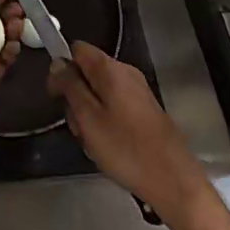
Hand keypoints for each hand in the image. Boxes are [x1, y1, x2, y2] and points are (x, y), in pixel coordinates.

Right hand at [48, 42, 211, 221]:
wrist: (172, 179)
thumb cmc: (125, 148)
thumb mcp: (88, 118)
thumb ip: (70, 86)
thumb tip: (58, 63)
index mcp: (111, 69)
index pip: (77, 49)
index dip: (62, 68)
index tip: (56, 96)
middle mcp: (126, 72)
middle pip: (88, 72)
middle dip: (76, 97)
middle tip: (79, 127)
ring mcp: (137, 91)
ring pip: (99, 92)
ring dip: (89, 114)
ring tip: (93, 142)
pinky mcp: (144, 110)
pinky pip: (114, 106)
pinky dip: (105, 123)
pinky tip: (108, 147)